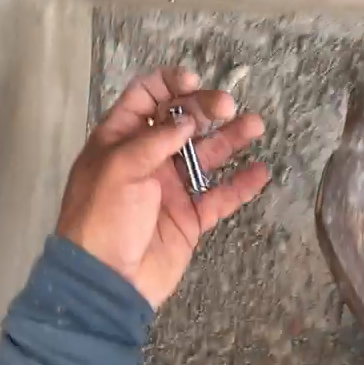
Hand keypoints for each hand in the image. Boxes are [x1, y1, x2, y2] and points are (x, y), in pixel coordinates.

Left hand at [55, 67, 270, 308]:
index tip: (192, 82)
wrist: (105, 282)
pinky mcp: (190, 217)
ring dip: (231, 138)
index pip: (146, 96)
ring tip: (256, 125)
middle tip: (228, 106)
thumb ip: (155, 140)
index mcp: (123, 138)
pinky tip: (261, 171)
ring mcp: (171, 186)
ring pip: (206, 154)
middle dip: (205, 107)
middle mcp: (149, 156)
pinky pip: (219, 195)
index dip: (169, 84)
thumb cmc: (102, 216)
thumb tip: (187, 121)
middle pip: (182, 120)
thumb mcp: (119, 168)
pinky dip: (240, 184)